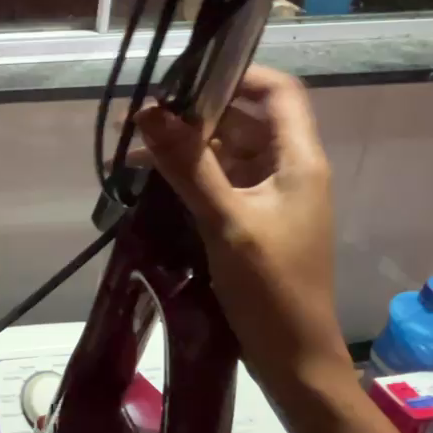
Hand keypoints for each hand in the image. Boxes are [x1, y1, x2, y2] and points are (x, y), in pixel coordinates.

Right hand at [134, 66, 346, 387]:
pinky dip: (187, 175)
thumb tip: (148, 112)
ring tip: (133, 150)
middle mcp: (287, 169)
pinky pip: (218, 181)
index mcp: (298, 160)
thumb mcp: (226, 221)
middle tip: (140, 118)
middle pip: (243, 120)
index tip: (184, 78)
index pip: (277, 91)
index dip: (236, 74)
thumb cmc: (270, 288)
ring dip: (184, 147)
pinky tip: (150, 180)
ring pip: (225, 151)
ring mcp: (269, 195)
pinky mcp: (252, 219)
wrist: (292, 358)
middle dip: (193, 114)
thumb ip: (188, 165)